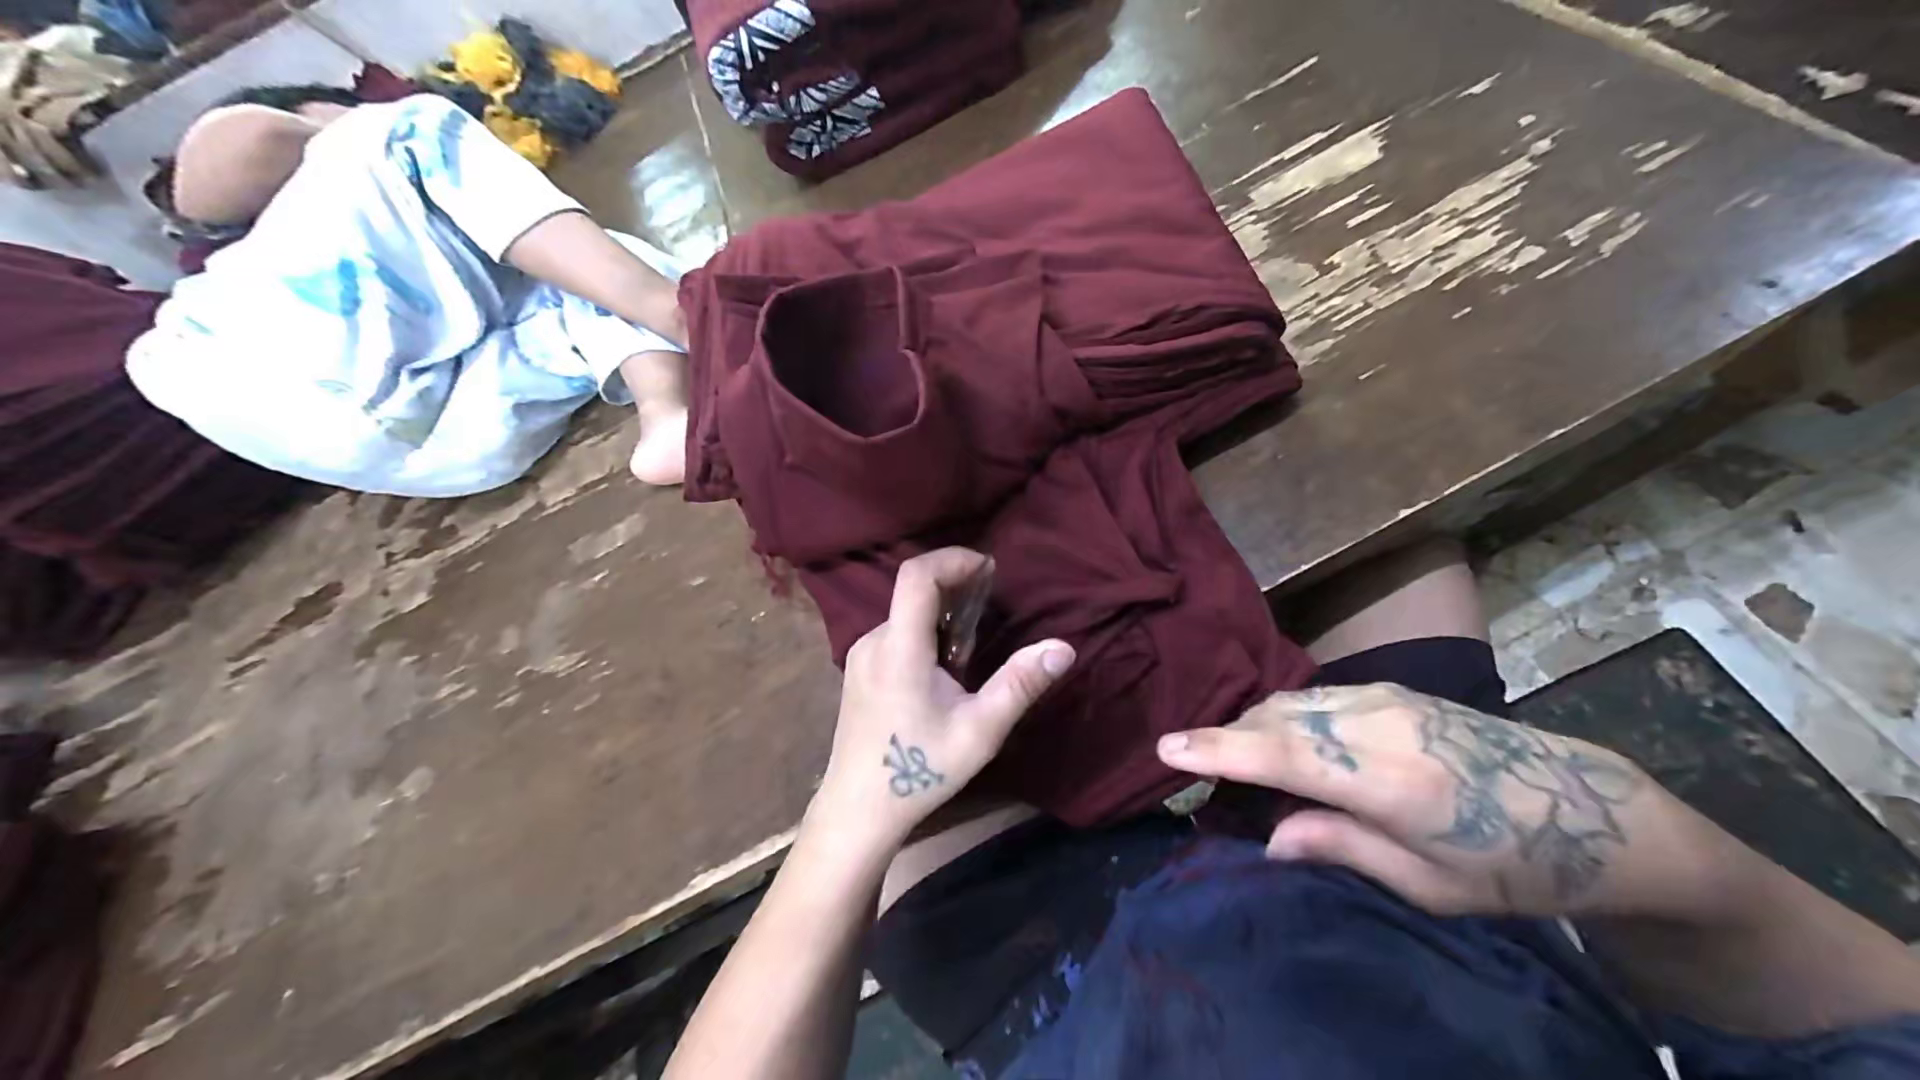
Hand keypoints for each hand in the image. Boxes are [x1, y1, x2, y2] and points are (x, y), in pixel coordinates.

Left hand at [808, 548, 1073, 858]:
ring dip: (940, 618)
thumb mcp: (981, 730)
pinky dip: (923, 635)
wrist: (859, 808)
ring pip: (905, 615)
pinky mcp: (858, 671)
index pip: (917, 574)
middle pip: (914, 593)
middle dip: (955, 591)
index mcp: (900, 648)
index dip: (952, 558)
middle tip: (988, 615)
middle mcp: (874, 641)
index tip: (987, 568)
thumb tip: (1063, 648)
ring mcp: (861, 656)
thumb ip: (1020, 684)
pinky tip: (940, 674)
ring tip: (967, 656)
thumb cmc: (921, 770)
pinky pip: (894, 634)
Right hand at [1158, 683, 1740, 919]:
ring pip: (1289, 702)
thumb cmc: (1516, 866)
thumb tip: (1268, 836)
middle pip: (1276, 720)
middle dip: (1227, 741)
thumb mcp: (1433, 885)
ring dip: (1252, 728)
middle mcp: (1382, 725)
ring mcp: (1386, 698)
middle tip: (1199, 780)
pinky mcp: (1391, 690)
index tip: (1167, 748)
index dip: (1220, 750)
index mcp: (1395, 782)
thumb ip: (1345, 847)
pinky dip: (1282, 717)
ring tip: (1235, 763)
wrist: (1597, 811)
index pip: (1285, 756)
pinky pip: (1312, 696)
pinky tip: (1281, 741)